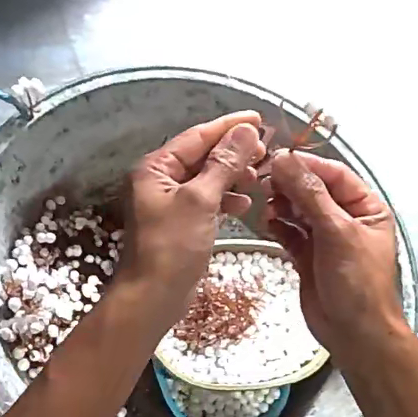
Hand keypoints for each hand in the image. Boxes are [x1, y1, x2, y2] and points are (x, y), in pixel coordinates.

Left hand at [122, 111, 264, 306]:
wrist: (153, 296)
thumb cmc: (172, 247)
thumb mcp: (200, 200)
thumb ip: (223, 164)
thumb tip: (245, 131)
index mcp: (155, 168)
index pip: (196, 137)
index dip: (228, 127)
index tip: (258, 120)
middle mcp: (159, 181)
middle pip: (202, 156)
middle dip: (233, 153)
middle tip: (265, 152)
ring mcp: (169, 203)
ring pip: (206, 179)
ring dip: (232, 176)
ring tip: (258, 177)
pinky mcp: (180, 224)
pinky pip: (206, 201)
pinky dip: (225, 199)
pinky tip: (244, 203)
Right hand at [265, 151, 404, 353]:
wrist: (355, 333)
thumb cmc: (357, 283)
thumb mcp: (337, 232)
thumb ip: (310, 195)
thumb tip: (284, 161)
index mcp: (366, 208)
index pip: (334, 175)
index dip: (307, 165)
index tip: (277, 159)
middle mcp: (346, 219)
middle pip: (314, 190)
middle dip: (290, 184)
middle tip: (264, 181)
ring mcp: (326, 239)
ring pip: (299, 210)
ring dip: (282, 205)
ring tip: (265, 203)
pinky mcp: (308, 257)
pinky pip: (290, 233)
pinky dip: (278, 226)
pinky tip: (267, 223)